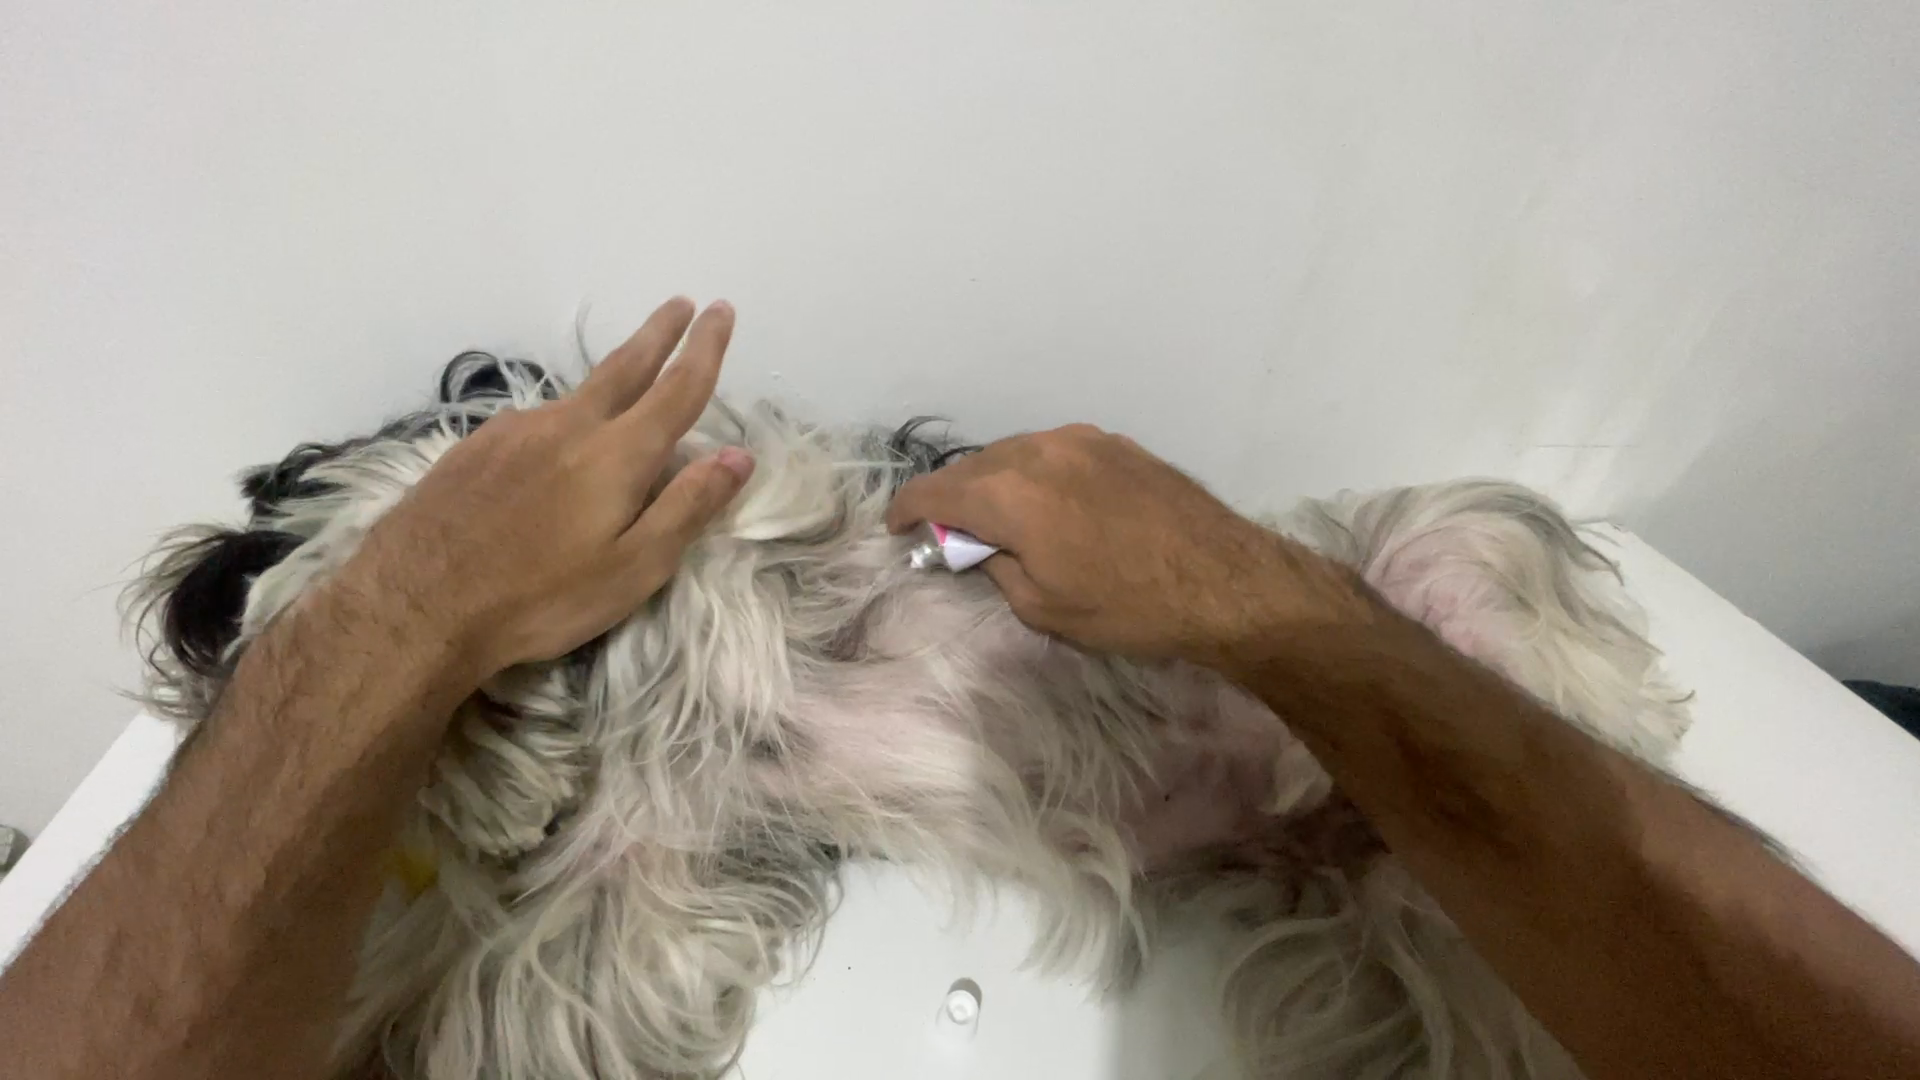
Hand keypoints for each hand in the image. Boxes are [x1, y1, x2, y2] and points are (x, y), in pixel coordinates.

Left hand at [333, 297, 752, 680]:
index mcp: (616, 454)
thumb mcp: (637, 566)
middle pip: (624, 368)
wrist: (413, 608)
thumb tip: (739, 456)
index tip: (721, 310)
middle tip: (681, 302)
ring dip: (613, 383)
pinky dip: (567, 422)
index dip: (705, 349)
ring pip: (578, 399)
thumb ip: (689, 505)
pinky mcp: (475, 449)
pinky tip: (559, 451)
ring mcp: (515, 433)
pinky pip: (538, 424)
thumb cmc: (543, 596)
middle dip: (659, 333)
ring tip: (626, 397)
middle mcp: (568, 426)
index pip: (676, 389)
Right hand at [885, 425, 1362, 665]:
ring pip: (1012, 454)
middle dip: (951, 498)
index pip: (933, 492)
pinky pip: (1052, 451)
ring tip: (1001, 518)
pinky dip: (1033, 473)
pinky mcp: (1113, 441)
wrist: (1223, 581)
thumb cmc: (1126, 606)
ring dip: (994, 482)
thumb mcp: (1042, 606)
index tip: (896, 529)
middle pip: (970, 468)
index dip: (906, 511)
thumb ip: (994, 566)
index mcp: (1008, 492)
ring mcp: (1079, 438)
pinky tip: (1049, 502)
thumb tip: (980, 546)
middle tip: (951, 534)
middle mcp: (1037, 449)